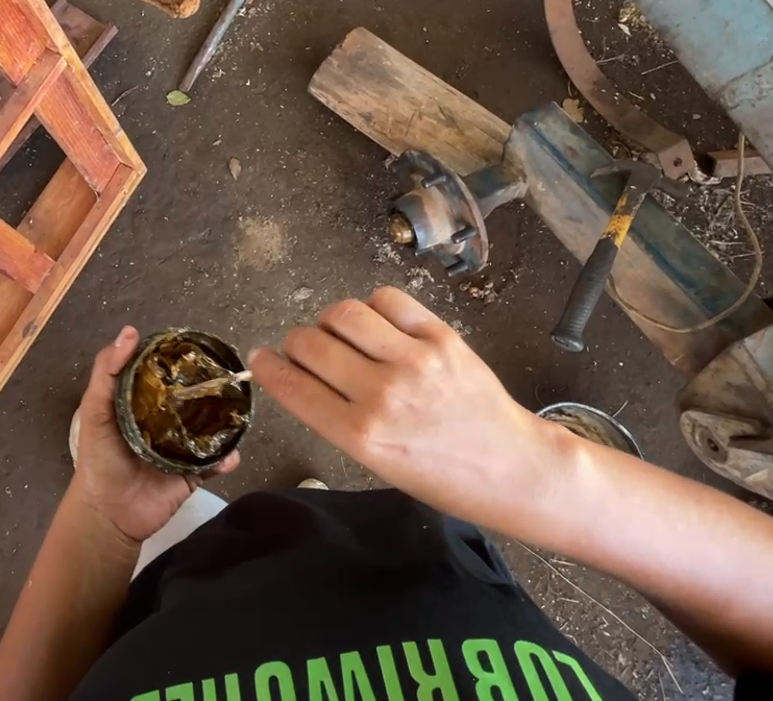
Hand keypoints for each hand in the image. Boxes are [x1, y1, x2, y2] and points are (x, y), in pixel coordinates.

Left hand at [71, 327, 238, 542]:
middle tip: (226, 375)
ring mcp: (181, 446)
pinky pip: (216, 462)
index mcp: (142, 401)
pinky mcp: (194, 473)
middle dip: (209, 387)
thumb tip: (130, 332)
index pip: (164, 372)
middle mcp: (165, 419)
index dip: (177, 357)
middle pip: (192, 397)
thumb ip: (107, 372)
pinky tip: (231, 452)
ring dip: (224, 421)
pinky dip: (227, 457)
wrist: (109, 514)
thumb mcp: (94, 409)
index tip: (197, 343)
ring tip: (236, 409)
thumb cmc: (99, 457)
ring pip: (210, 427)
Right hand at [249, 287, 561, 522]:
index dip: (268, 367)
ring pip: (342, 313)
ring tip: (343, 334)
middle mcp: (381, 394)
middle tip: (307, 350)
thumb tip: (297, 371)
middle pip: (309, 343)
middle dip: (297, 343)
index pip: (293, 386)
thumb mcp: (375, 461)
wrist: (512, 468)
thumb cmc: (439, 474)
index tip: (260, 358)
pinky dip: (372, 306)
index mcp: (360, 435)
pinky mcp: (440, 336)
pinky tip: (378, 324)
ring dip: (330, 320)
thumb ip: (334, 415)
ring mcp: (413, 361)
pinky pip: (386, 299)